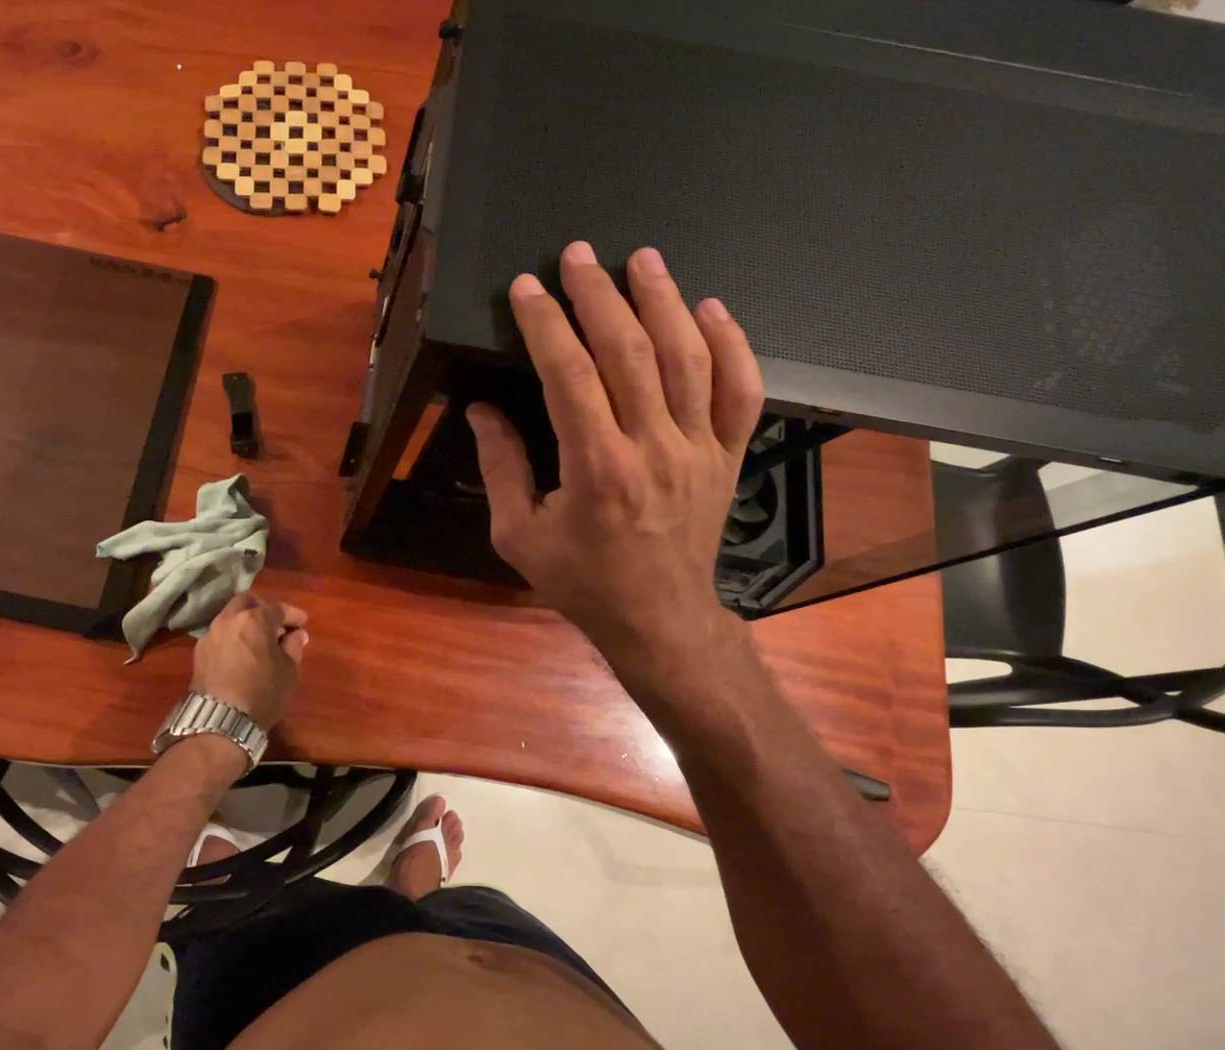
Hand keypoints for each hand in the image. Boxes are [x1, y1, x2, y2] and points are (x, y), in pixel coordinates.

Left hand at [191, 593, 308, 729]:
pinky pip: (220, 635)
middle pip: (248, 602)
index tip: (302, 623)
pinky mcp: (199, 651)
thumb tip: (296, 634)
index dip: (293, 614)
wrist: (221, 719)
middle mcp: (229, 619)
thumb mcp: (289, 671)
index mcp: (254, 620)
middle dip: (264, 608)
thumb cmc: (262, 692)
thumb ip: (294, 646)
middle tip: (277, 624)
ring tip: (259, 640)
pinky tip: (241, 652)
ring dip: (246, 622)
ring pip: (230, 617)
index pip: (278, 609)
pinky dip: (233, 637)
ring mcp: (211, 634)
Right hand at [466, 242, 764, 667]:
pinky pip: (743, 391)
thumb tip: (481, 410)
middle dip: (599, 296)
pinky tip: (711, 308)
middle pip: (630, 353)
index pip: (570, 376)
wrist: (658, 618)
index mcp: (597, 470)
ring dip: (664, 302)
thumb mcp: (518, 536)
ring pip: (688, 360)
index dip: (546, 325)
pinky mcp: (728, 456)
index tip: (526, 288)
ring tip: (642, 259)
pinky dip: (732, 345)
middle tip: (577, 255)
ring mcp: (699, 450)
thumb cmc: (581, 580)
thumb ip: (501, 468)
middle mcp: (654, 449)